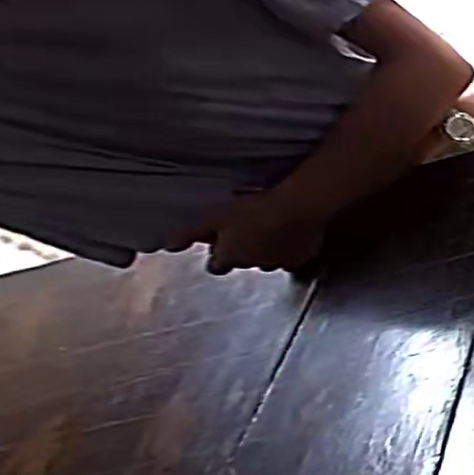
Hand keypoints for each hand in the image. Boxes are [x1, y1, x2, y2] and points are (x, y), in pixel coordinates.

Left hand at [167, 190, 326, 273]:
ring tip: (271, 235)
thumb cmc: (253, 210)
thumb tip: (169, 247)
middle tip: (248, 234)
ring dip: (267, 253)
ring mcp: (281, 263)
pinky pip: (293, 259)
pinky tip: (292, 239)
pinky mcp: (304, 257)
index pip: (217, 267)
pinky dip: (290, 252)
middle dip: (244, 253)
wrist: (299, 207)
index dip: (217, 255)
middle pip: (244, 263)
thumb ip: (190, 233)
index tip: (221, 245)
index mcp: (231, 257)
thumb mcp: (214, 217)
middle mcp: (255, 265)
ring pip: (270, 262)